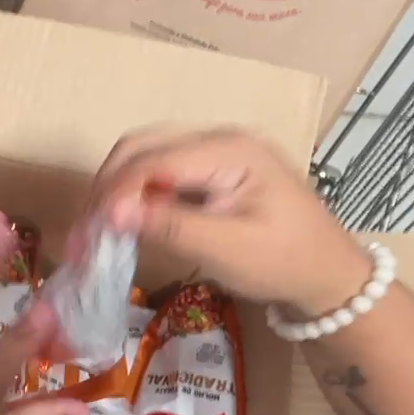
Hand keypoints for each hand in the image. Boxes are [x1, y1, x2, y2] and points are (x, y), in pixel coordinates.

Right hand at [82, 128, 370, 315]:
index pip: (152, 159)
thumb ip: (170, 227)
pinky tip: (122, 223)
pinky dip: (132, 195)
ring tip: (97, 229)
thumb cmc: (284, 263)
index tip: (89, 233)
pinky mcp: (206, 171)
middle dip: (106, 186)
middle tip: (85, 230)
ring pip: (142, 155)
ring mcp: (212, 152)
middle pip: (140, 147)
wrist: (328, 275)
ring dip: (114, 190)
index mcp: (230, 150)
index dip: (114, 193)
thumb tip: (112, 215)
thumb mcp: (229, 250)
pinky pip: (156, 172)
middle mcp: (218, 139)